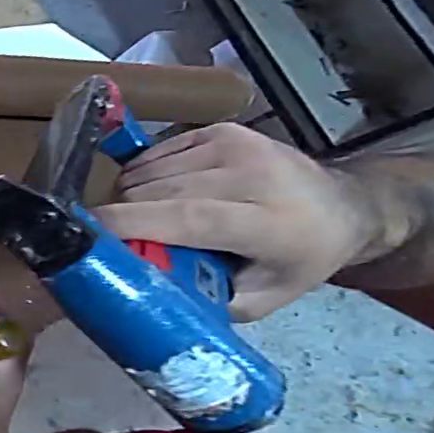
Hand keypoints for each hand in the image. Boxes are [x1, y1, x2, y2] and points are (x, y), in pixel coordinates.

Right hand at [92, 122, 372, 319]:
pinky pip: (156, 155)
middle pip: (159, 192)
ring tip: (135, 220)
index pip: (188, 217)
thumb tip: (143, 292)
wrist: (345, 206)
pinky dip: (140, 177)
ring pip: (149, 172)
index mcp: (270, 222)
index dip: (132, 223)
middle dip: (121, 215)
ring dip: (127, 197)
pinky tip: (152, 195)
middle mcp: (254, 175)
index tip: (88, 233)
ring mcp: (237, 145)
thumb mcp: (259, 299)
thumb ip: (205, 300)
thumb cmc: (297, 261)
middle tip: (110, 239)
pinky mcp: (222, 131)